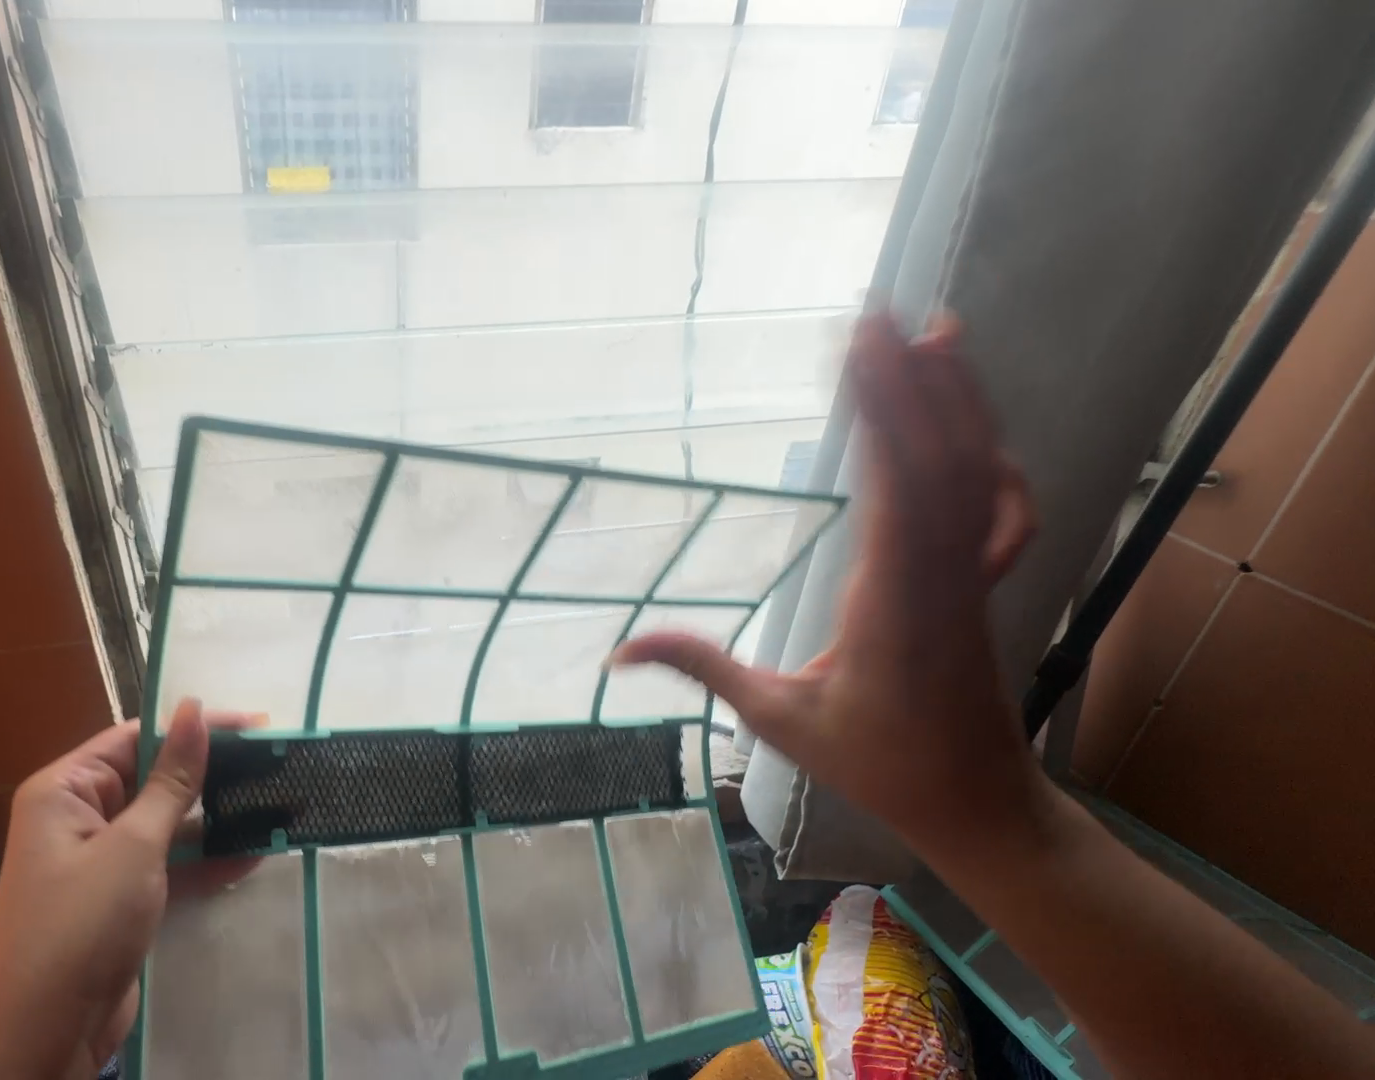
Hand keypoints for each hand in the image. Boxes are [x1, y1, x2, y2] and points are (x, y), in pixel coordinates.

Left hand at [0, 699, 252, 1079]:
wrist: (44, 1040)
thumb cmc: (83, 925)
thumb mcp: (134, 845)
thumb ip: (172, 779)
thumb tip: (192, 709)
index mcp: (65, 790)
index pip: (137, 739)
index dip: (194, 727)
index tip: (256, 724)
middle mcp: (77, 815)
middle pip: (152, 778)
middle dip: (208, 773)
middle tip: (270, 761)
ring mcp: (97, 859)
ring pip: (164, 822)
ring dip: (212, 819)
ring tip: (269, 802)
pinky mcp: (117, 897)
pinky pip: (165, 862)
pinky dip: (202, 861)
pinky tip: (251, 854)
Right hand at [612, 312, 1046, 854]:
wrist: (979, 804)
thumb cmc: (876, 763)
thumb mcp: (778, 719)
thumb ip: (702, 669)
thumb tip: (616, 650)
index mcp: (893, 598)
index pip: (896, 483)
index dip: (881, 409)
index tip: (854, 346)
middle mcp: (939, 572)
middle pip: (939, 458)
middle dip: (909, 379)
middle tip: (877, 313)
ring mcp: (968, 574)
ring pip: (975, 472)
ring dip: (957, 399)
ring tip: (936, 331)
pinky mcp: (976, 582)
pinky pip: (996, 510)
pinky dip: (991, 456)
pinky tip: (973, 426)